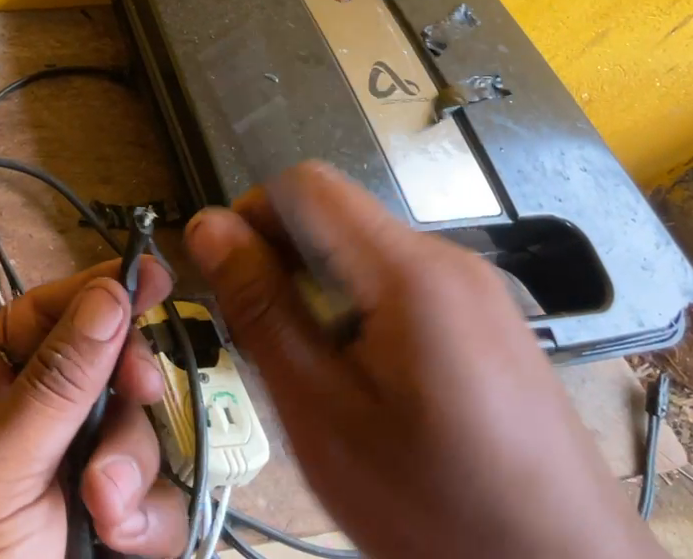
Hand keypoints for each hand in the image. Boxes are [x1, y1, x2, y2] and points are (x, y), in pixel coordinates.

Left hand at [0, 258, 194, 557]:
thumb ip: (56, 383)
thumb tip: (107, 294)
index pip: (42, 316)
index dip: (93, 291)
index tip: (149, 274)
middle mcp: (27, 419)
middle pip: (102, 369)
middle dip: (122, 392)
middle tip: (141, 391)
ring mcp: (68, 471)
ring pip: (134, 434)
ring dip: (130, 469)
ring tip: (104, 511)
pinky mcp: (104, 523)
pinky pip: (150, 497)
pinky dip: (145, 519)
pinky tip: (118, 539)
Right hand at [185, 162, 668, 558]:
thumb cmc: (436, 508)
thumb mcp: (321, 411)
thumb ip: (261, 308)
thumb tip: (205, 225)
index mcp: (410, 272)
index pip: (303, 184)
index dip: (250, 218)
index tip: (232, 285)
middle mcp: (449, 259)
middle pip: (332, 214)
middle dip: (280, 260)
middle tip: (267, 342)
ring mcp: (476, 288)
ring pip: (360, 248)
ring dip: (315, 287)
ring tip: (313, 371)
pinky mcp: (487, 318)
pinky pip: (397, 280)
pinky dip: (356, 307)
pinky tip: (364, 380)